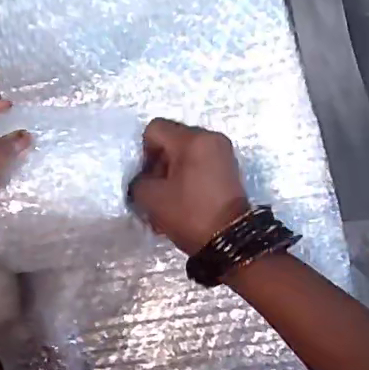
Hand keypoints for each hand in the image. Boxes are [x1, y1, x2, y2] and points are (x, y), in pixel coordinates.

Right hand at [128, 118, 250, 254]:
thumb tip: (143, 179)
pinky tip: (183, 199)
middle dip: (158, 163)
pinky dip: (187, 176)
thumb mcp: (151, 199)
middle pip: (171, 139)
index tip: (147, 178)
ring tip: (169, 198)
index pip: (154, 129)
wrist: (230, 240)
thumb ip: (138, 181)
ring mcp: (223, 152)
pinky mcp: (228, 168)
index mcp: (193, 139)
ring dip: (172, 172)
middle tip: (156, 190)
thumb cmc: (190, 214)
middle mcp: (211, 138)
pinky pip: (199, 163)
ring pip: (185, 153)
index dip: (143, 152)